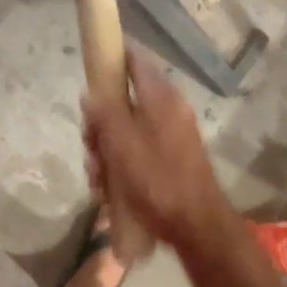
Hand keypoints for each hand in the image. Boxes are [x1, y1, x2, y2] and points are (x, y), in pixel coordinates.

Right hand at [84, 54, 234, 249]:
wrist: (196, 226)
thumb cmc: (158, 182)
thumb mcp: (123, 147)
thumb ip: (105, 116)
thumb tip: (89, 93)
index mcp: (161, 99)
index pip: (135, 61)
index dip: (112, 59)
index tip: (90, 70)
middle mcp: (169, 112)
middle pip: (123, 103)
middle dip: (100, 127)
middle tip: (90, 149)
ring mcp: (172, 137)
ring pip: (126, 132)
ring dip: (106, 154)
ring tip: (98, 180)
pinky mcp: (170, 161)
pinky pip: (137, 153)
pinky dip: (121, 168)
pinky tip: (110, 192)